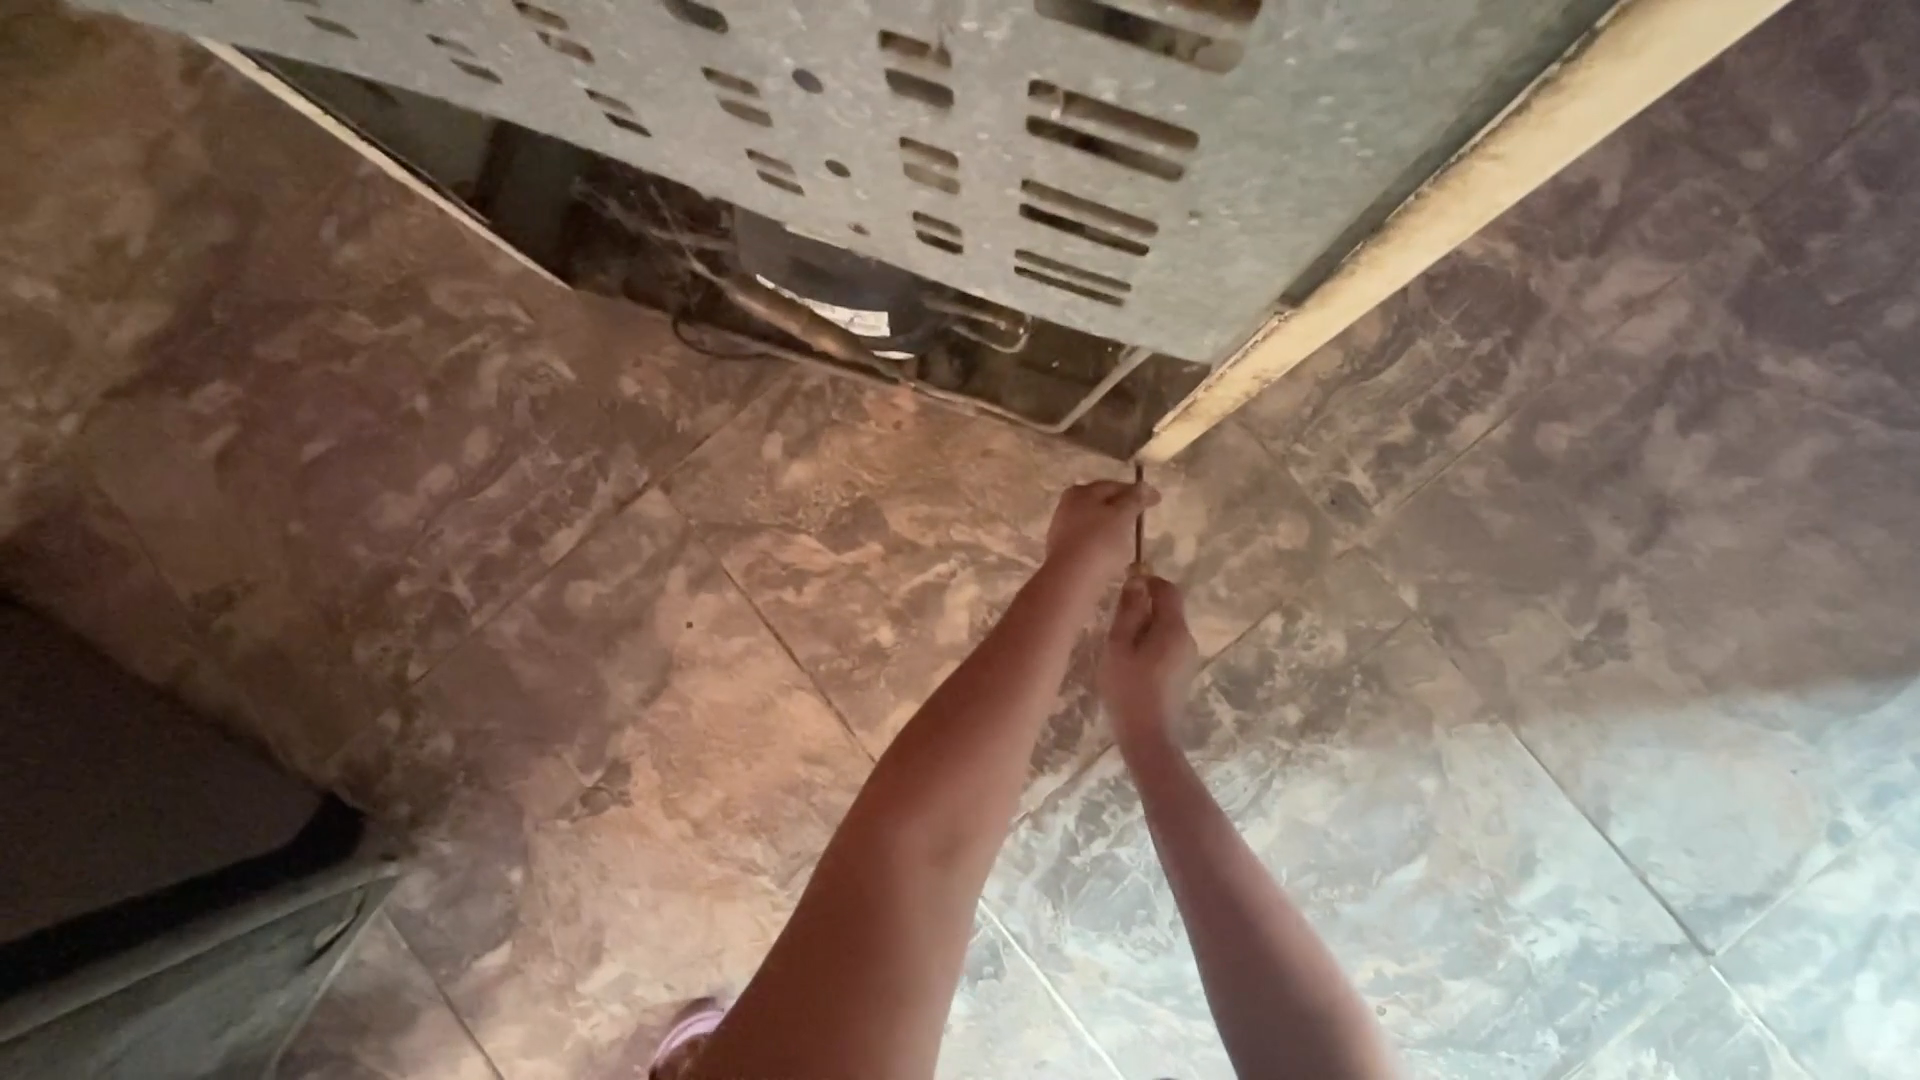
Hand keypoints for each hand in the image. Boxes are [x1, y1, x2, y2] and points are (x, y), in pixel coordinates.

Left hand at [1044, 480, 1157, 583]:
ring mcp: (1063, 530)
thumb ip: (1133, 500)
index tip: (1156, 499)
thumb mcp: (1121, 516)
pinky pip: (1088, 541)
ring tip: (1130, 534)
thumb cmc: (1099, 541)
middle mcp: (1067, 507)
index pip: (1113, 486)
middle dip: (1122, 507)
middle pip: (1100, 503)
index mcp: (1080, 493)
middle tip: (1142, 514)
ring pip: (1093, 522)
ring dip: (1111, 525)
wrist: (1070, 578)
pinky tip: (1113, 552)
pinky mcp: (1064, 551)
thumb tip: (1144, 486)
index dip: (1136, 491)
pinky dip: (1102, 542)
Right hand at [1098, 575, 1198, 742]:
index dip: (1149, 581)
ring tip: (1118, 648)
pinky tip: (1130, 666)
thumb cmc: (1128, 689)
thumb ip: (1128, 612)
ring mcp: (1187, 659)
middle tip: (1114, 624)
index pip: (1168, 590)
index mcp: (1173, 629)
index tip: (1125, 586)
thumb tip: (1136, 581)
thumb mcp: (1118, 646)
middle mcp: (1187, 639)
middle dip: (1143, 608)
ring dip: (1144, 629)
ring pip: (1165, 630)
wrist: (1148, 737)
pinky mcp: (1182, 675)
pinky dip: (1149, 646)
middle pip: (1167, 610)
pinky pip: (1166, 647)